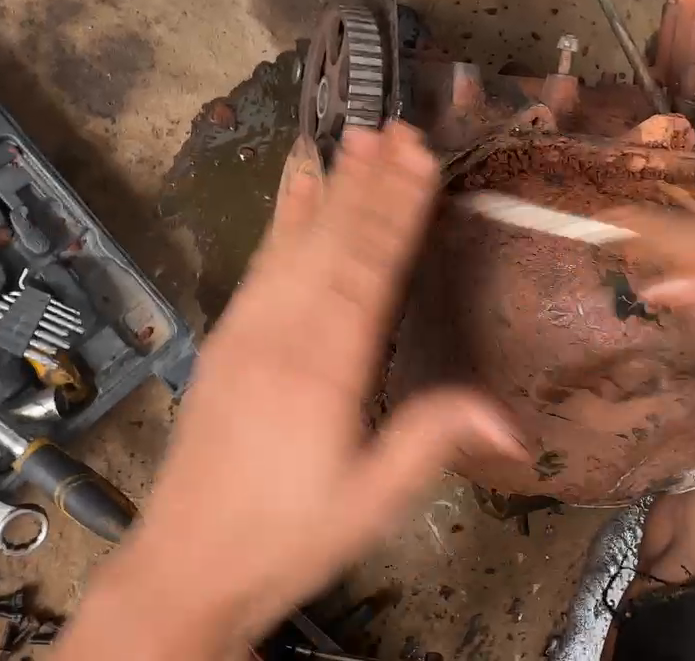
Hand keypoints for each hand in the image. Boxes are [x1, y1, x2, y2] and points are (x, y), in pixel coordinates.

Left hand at [70, 124, 525, 657]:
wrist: (183, 564)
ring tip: (355, 139)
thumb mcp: (369, 503)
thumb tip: (511, 424)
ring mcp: (248, 328)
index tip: (420, 162)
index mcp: (326, 370)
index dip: (398, 211)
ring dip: (330, 186)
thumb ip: (431, 444)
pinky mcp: (227, 333)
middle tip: (396, 129)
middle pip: (335, 243)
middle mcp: (284, 334)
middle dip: (370, 182)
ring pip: (297, 243)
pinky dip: (282, 216)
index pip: (371, 271)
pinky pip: (261, 261)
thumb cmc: (286, 535)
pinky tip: (294, 185)